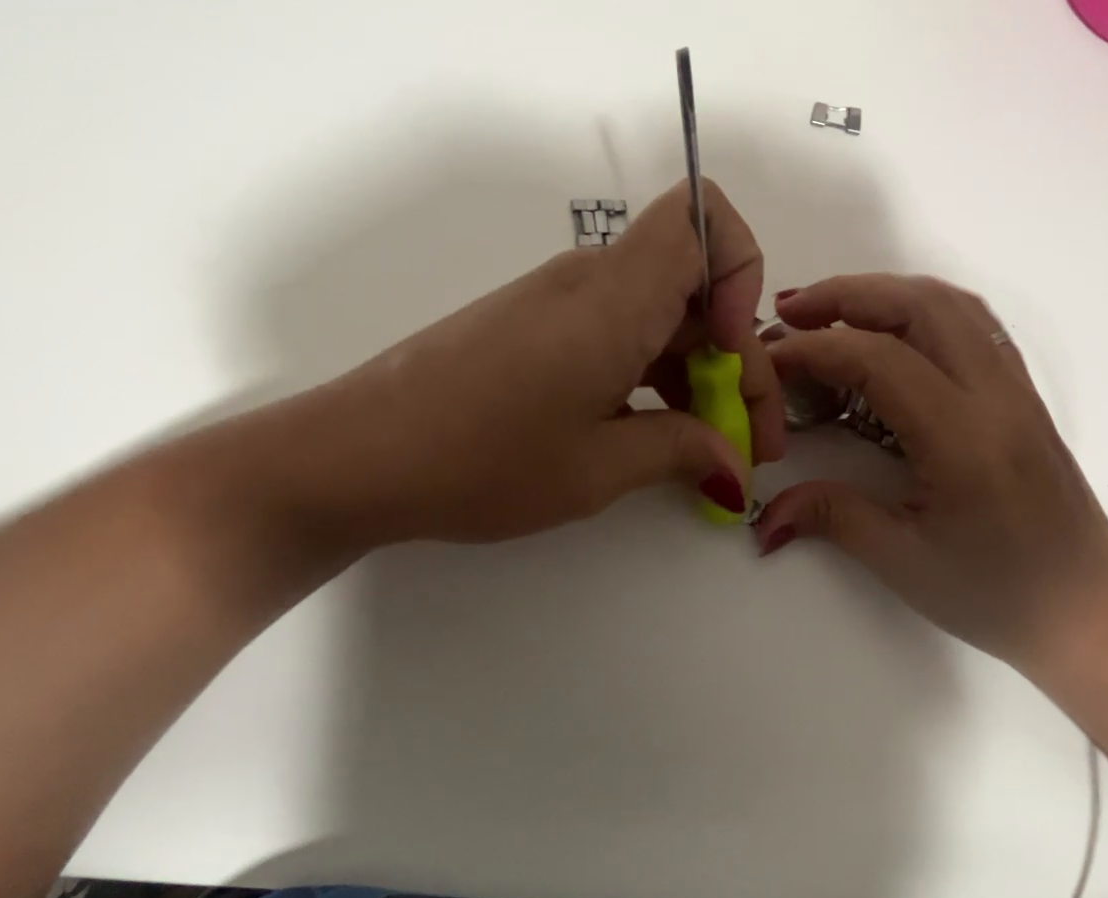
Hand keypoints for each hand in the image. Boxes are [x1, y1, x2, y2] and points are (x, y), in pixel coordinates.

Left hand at [229, 178, 785, 551]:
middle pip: (691, 284)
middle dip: (736, 357)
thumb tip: (733, 464)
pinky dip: (648, 380)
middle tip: (750, 445)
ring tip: (707, 454)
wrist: (358, 456)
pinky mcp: (531, 332)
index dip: (742, 276)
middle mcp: (589, 283)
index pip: (704, 219)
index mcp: (615, 297)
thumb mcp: (595, 468)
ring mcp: (555, 306)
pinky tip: (650, 438)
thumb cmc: (482, 459)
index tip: (735, 354)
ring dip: (694, 377)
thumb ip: (680, 451)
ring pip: (654, 316)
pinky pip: (614, 337)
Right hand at [753, 274, 1107, 669]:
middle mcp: (996, 396)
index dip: (813, 350)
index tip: (766, 362)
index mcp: (963, 437)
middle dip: (847, 296)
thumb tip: (762, 515)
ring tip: (830, 314)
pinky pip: (974, 326)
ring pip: (953, 305)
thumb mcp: (902, 560)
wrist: (1083, 607)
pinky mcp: (1023, 397)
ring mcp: (1017, 390)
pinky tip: (890, 333)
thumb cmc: (992, 593)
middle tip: (789, 313)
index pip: (878, 360)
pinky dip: (923, 310)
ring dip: (886, 294)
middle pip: (920, 306)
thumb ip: (832, 517)